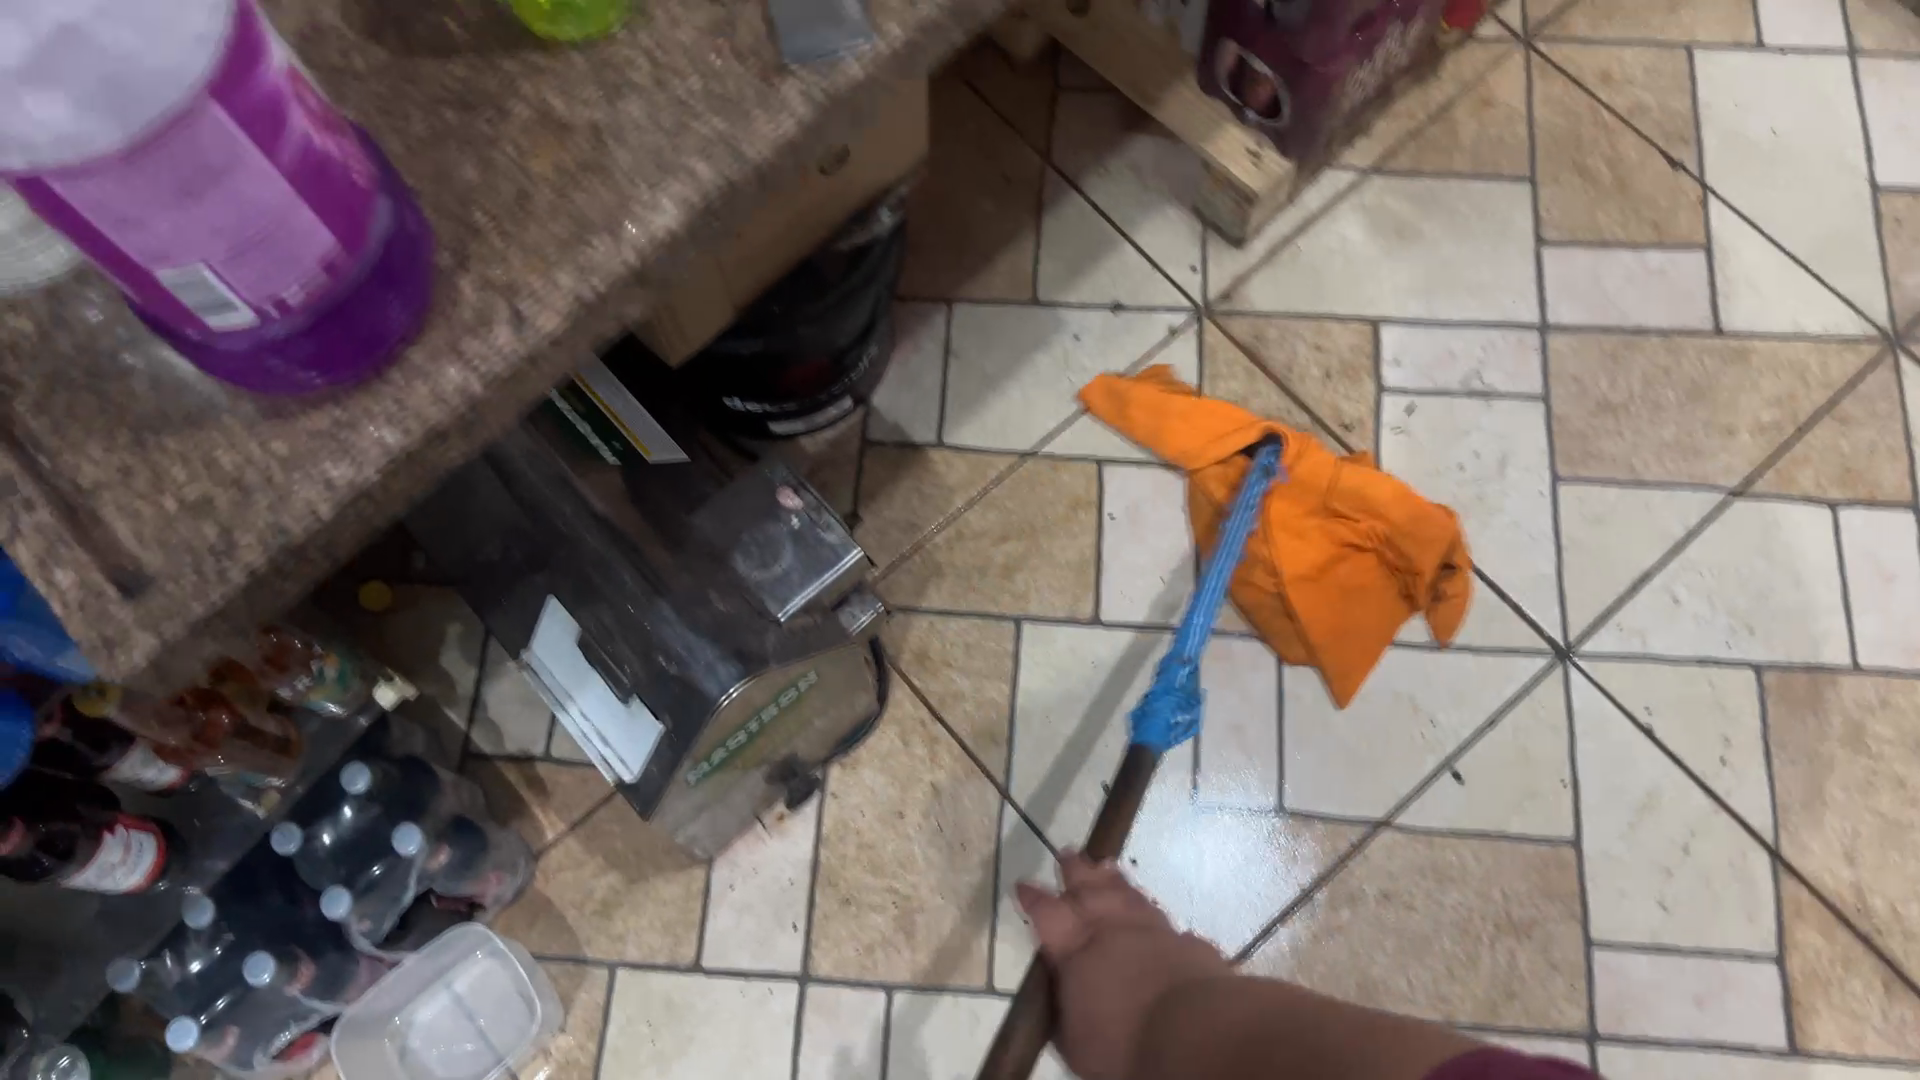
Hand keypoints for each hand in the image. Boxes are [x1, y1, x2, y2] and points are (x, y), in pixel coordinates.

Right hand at [1016, 852, 1233, 1079]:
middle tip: (1068, 853)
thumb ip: (1066, 1012)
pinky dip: (1155, 917)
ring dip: (1114, 881)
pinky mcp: (1188, 943)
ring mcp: (1153, 930)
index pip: (1047, 913)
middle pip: (1088, 888)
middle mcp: (1111, 928)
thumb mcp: (1076, 1044)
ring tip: (1107, 866)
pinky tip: (1155, 918)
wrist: (1195, 1035)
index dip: (1034, 897)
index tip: (1024, 884)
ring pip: (1128, 895)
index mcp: (1076, 949)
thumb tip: (1062, 1001)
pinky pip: (1166, 923)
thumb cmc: (1125, 1046)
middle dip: (1075, 870)